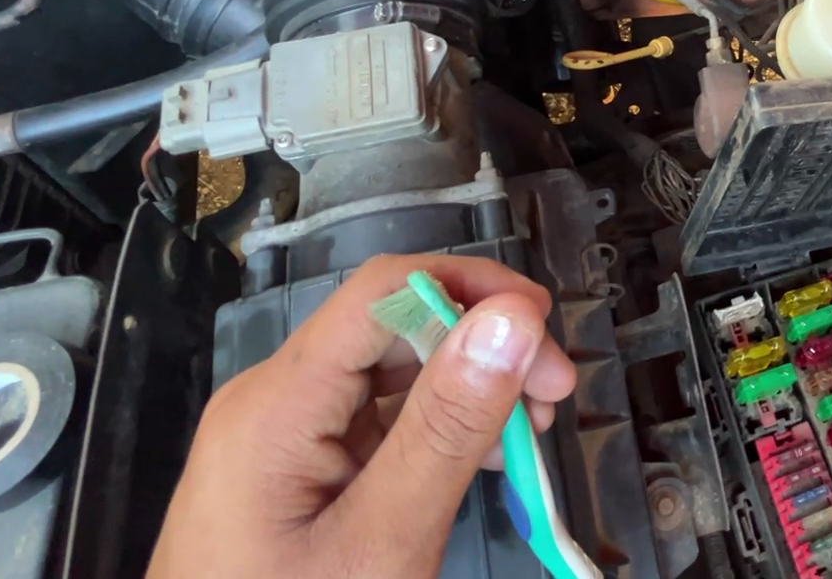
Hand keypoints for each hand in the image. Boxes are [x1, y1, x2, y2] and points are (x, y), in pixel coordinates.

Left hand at [149, 254, 577, 578]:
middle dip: (482, 344)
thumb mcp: (383, 545)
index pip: (384, 291)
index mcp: (277, 403)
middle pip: (395, 328)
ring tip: (532, 429)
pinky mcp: (304, 468)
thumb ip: (448, 426)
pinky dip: (445, 425)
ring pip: (398, 370)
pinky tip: (489, 454)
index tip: (543, 326)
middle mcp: (276, 399)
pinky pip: (385, 418)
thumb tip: (514, 316)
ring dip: (472, 386)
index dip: (471, 286)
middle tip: (554, 392)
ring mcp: (287, 435)